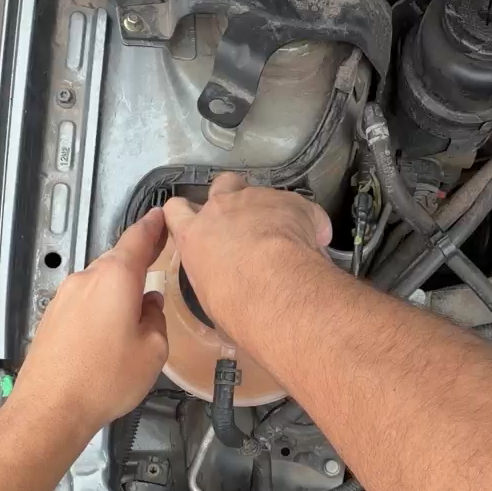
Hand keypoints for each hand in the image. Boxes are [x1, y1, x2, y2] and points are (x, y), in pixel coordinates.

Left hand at [14, 208, 169, 436]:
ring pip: (100, 284)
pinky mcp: (52, 317)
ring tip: (136, 317)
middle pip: (117, 262)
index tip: (160, 216)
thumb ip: (157, 320)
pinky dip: (101, 310)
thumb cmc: (105, 379)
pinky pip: (84, 303)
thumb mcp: (153, 351)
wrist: (52, 407)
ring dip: (119, 293)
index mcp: (116, 278)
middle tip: (157, 269)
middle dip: (138, 265)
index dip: (152, 227)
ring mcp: (65, 297)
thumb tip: (150, 306)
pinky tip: (110, 335)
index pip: (137, 239)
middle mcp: (86, 279)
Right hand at [161, 172, 334, 338]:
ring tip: (284, 232)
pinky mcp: (291, 201)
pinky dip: (306, 220)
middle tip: (246, 223)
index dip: (187, 215)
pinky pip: (299, 206)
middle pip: (222, 186)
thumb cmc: (232, 304)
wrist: (270, 286)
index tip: (199, 225)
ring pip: (259, 190)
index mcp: (194, 236)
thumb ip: (213, 283)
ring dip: (268, 206)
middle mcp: (221, 208)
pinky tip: (315, 239)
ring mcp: (256, 199)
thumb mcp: (211, 299)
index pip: (176, 212)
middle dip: (232, 198)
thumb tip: (227, 298)